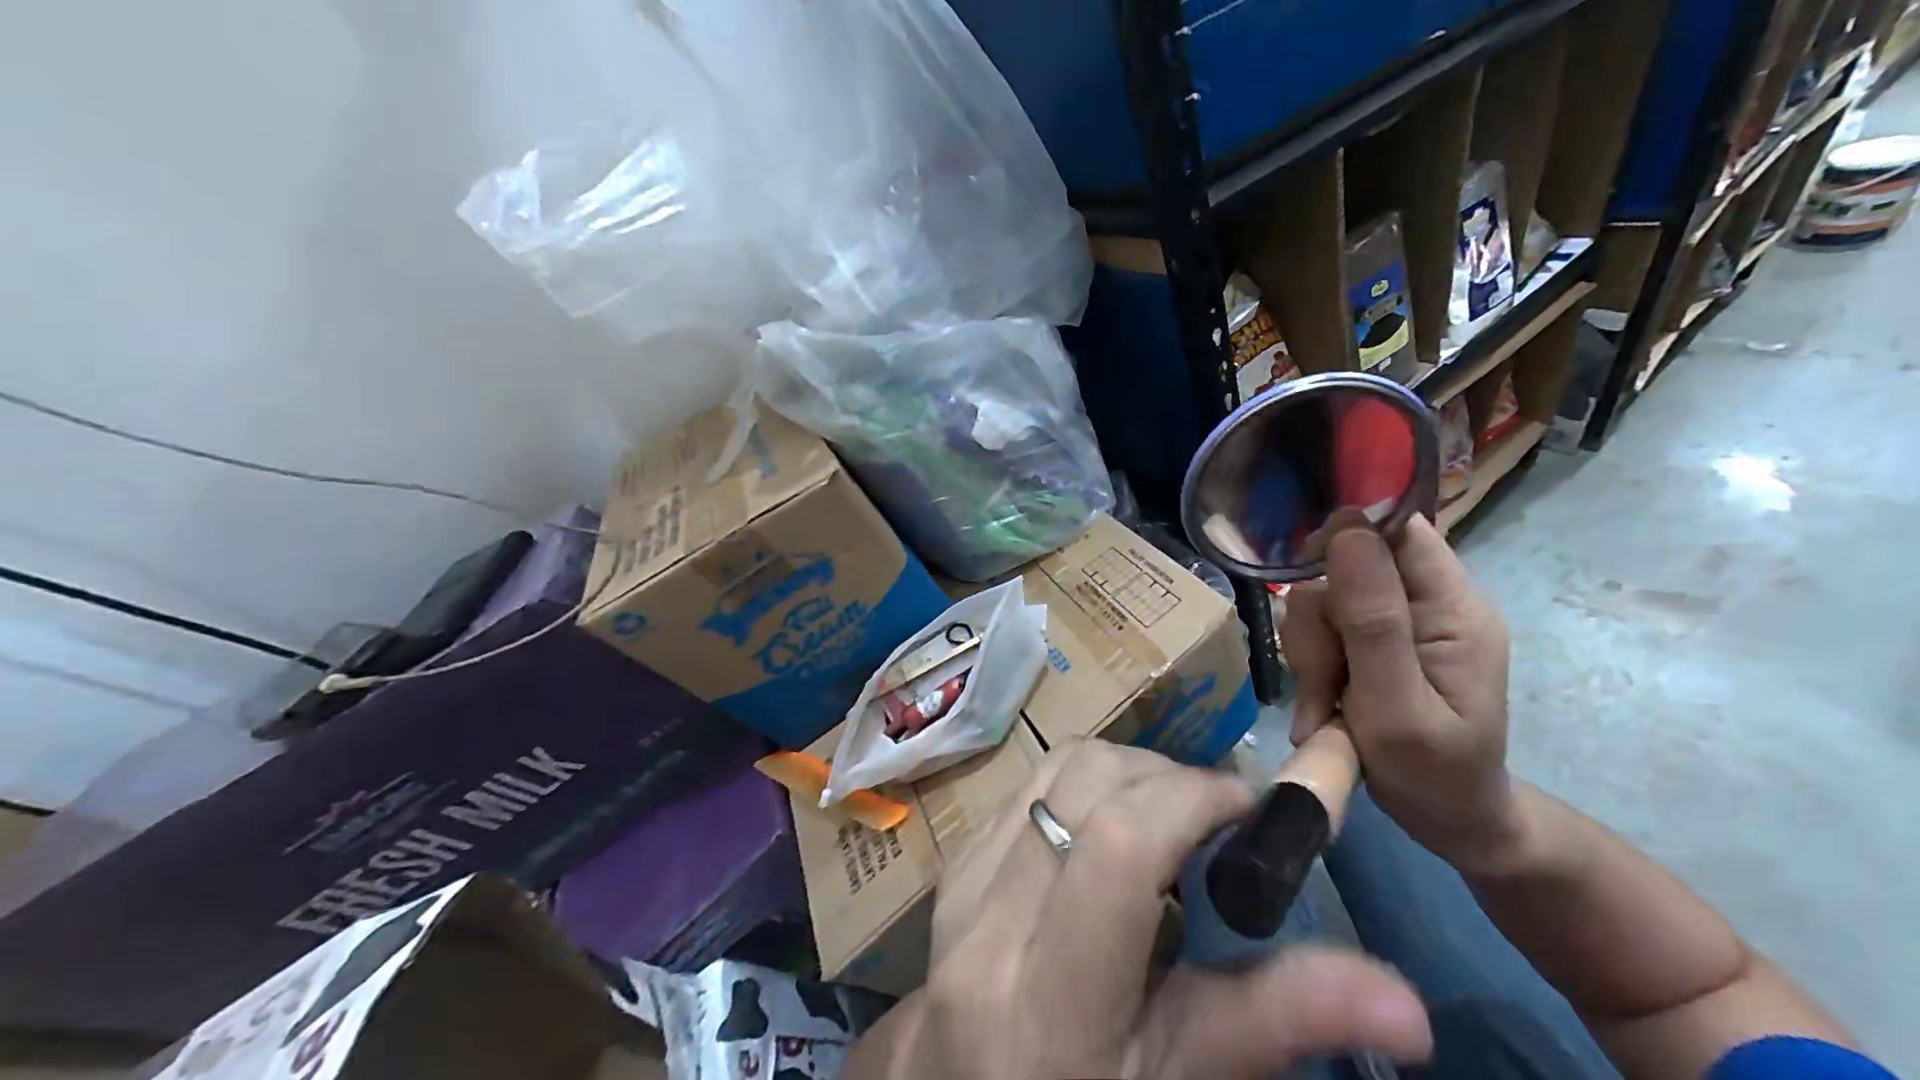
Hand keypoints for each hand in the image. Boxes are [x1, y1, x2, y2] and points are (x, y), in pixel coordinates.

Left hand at [842, 740, 1431, 1079]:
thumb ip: (1276, 1022)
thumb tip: (1407, 1003)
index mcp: (1046, 996)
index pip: (1117, 843)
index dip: (1195, 800)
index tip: (1251, 810)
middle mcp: (987, 922)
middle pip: (1084, 783)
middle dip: (1168, 779)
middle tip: (1217, 822)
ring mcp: (960, 883)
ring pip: (1055, 769)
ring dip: (1127, 774)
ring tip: (1169, 822)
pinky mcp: (955, 863)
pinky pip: (1029, 786)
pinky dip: (1085, 786)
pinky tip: (1111, 830)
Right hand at [1283, 514, 1518, 871]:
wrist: (1450, 823)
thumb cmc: (1436, 775)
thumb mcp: (1397, 705)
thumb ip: (1372, 620)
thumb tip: (1348, 531)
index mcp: (1453, 608)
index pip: (1400, 530)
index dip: (1348, 536)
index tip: (1307, 573)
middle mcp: (1425, 605)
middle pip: (1344, 569)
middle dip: (1319, 623)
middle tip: (1324, 681)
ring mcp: (1394, 627)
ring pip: (1320, 602)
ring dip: (1309, 653)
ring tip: (1325, 707)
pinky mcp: (1370, 647)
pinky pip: (1317, 632)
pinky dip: (1309, 668)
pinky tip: (1322, 708)